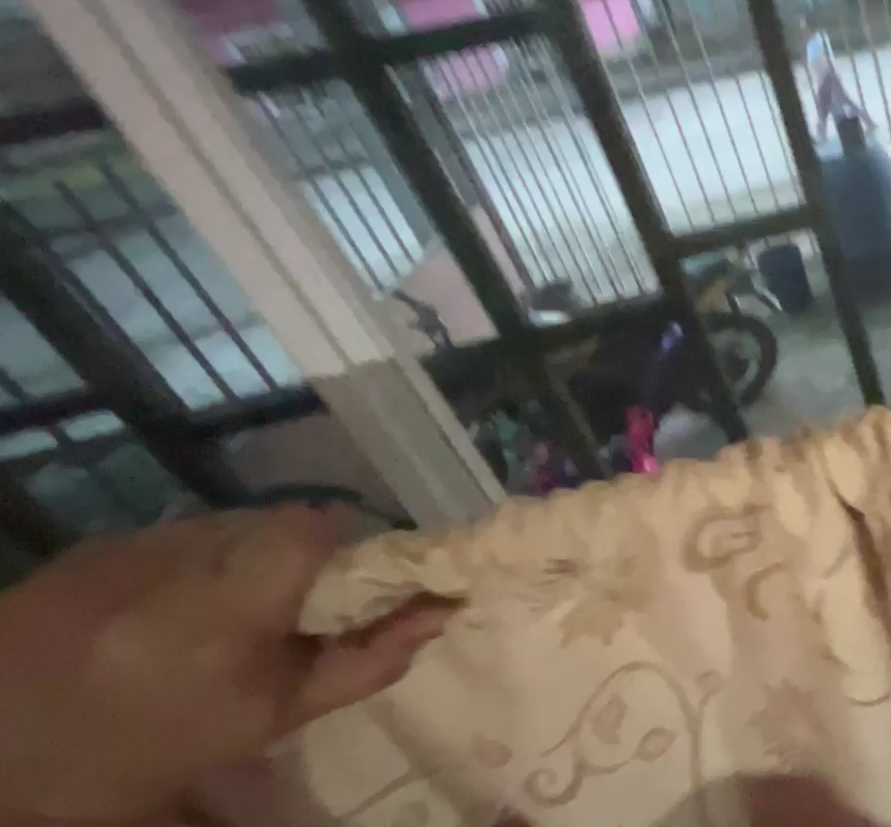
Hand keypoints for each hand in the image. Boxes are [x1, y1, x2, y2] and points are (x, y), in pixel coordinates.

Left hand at [0, 508, 456, 825]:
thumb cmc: (165, 746)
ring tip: (222, 604)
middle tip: (287, 599)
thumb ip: (369, 660)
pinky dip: (191, 558)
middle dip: (295, 553)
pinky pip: (177, 532)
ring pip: (228, 523)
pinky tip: (167, 602)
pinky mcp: (89, 547)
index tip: (343, 577)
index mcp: (222, 614)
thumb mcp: (275, 717)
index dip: (339, 541)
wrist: (11, 769)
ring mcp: (119, 550)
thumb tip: (447, 605)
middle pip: (274, 521)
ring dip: (243, 553)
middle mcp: (169, 566)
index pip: (310, 526)